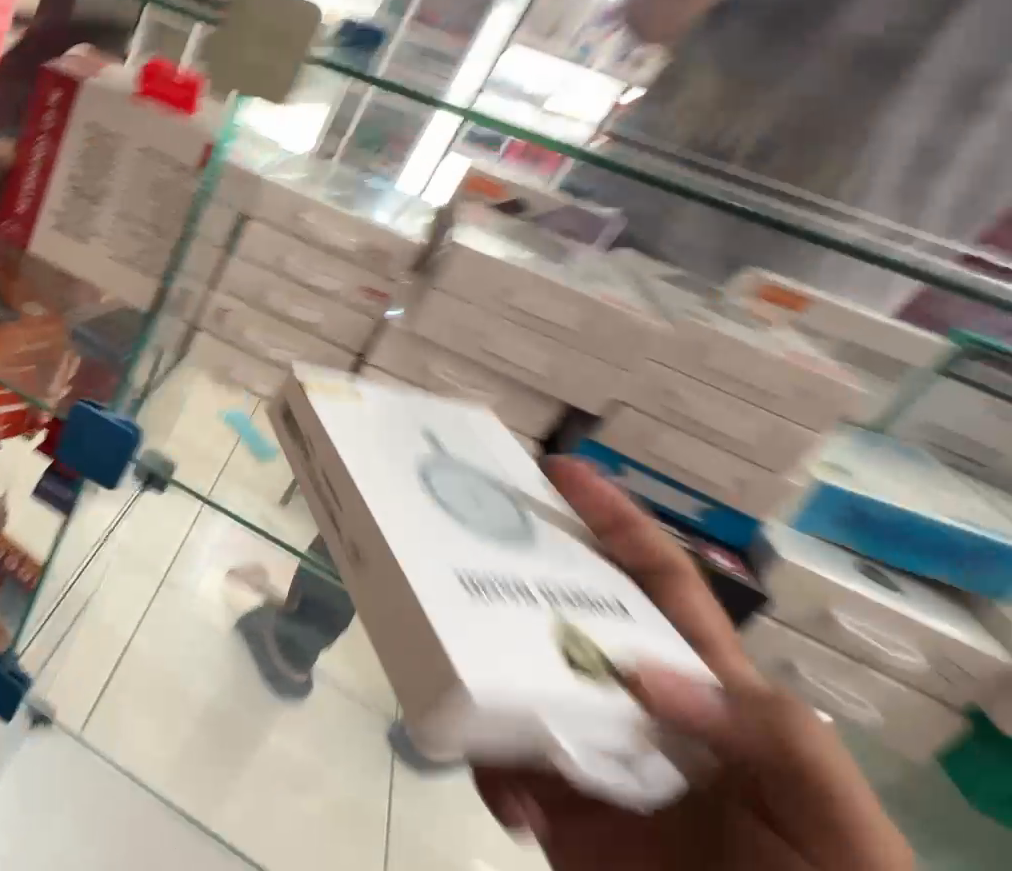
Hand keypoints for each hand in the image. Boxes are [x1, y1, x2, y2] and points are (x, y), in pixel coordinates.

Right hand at [472, 458, 914, 870]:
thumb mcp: (828, 810)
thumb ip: (762, 733)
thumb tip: (639, 673)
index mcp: (703, 688)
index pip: (654, 584)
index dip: (612, 521)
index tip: (559, 471)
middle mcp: (633, 706)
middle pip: (561, 622)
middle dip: (510, 582)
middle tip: (452, 549)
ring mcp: (588, 755)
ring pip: (512, 687)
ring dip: (481, 681)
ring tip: (460, 683)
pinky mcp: (554, 808)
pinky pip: (497, 767)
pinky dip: (487, 772)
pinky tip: (510, 799)